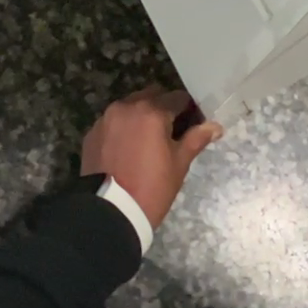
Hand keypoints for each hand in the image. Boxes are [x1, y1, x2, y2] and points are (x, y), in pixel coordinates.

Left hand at [80, 85, 223, 227]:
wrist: (110, 212)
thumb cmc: (151, 188)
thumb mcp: (179, 164)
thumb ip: (196, 139)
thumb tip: (215, 126)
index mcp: (151, 112)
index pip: (177, 98)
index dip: (188, 109)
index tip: (193, 122)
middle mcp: (126, 107)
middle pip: (152, 95)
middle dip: (163, 107)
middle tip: (171, 131)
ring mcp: (106, 119)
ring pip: (130, 106)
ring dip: (141, 115)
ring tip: (148, 140)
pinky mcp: (92, 133)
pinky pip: (113, 121)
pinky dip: (123, 128)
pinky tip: (127, 148)